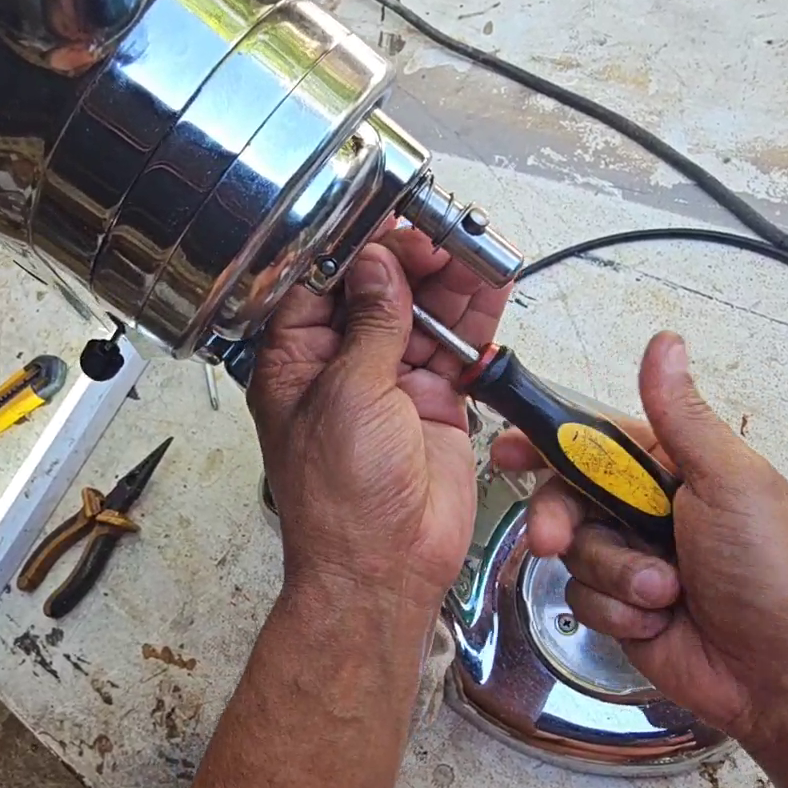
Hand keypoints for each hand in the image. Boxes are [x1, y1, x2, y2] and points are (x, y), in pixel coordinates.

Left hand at [249, 223, 508, 625]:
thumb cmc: (340, 502)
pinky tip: (491, 286)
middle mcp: (341, 365)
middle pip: (379, 291)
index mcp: (296, 360)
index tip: (391, 220)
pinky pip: (457, 347)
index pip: (324, 283)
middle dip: (413, 260)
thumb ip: (371, 326)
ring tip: (477, 252)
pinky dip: (476, 319)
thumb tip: (379, 267)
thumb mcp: (348, 396)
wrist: (386, 566)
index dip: (358, 248)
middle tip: (444, 236)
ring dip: (451, 282)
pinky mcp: (434, 399)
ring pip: (423, 313)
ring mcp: (390, 380)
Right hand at [492, 332, 787, 745]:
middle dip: (558, 520)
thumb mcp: (730, 482)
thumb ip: (681, 417)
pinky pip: (582, 596)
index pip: (591, 441)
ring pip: (572, 551)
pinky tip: (658, 620)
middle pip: (563, 497)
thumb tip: (664, 344)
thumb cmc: (772, 572)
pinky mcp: (618, 604)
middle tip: (550, 539)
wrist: (781, 678)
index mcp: (669, 468)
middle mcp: (642, 509)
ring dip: (614, 574)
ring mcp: (628, 558)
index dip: (544, 440)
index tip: (509, 448)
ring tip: (665, 591)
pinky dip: (618, 611)